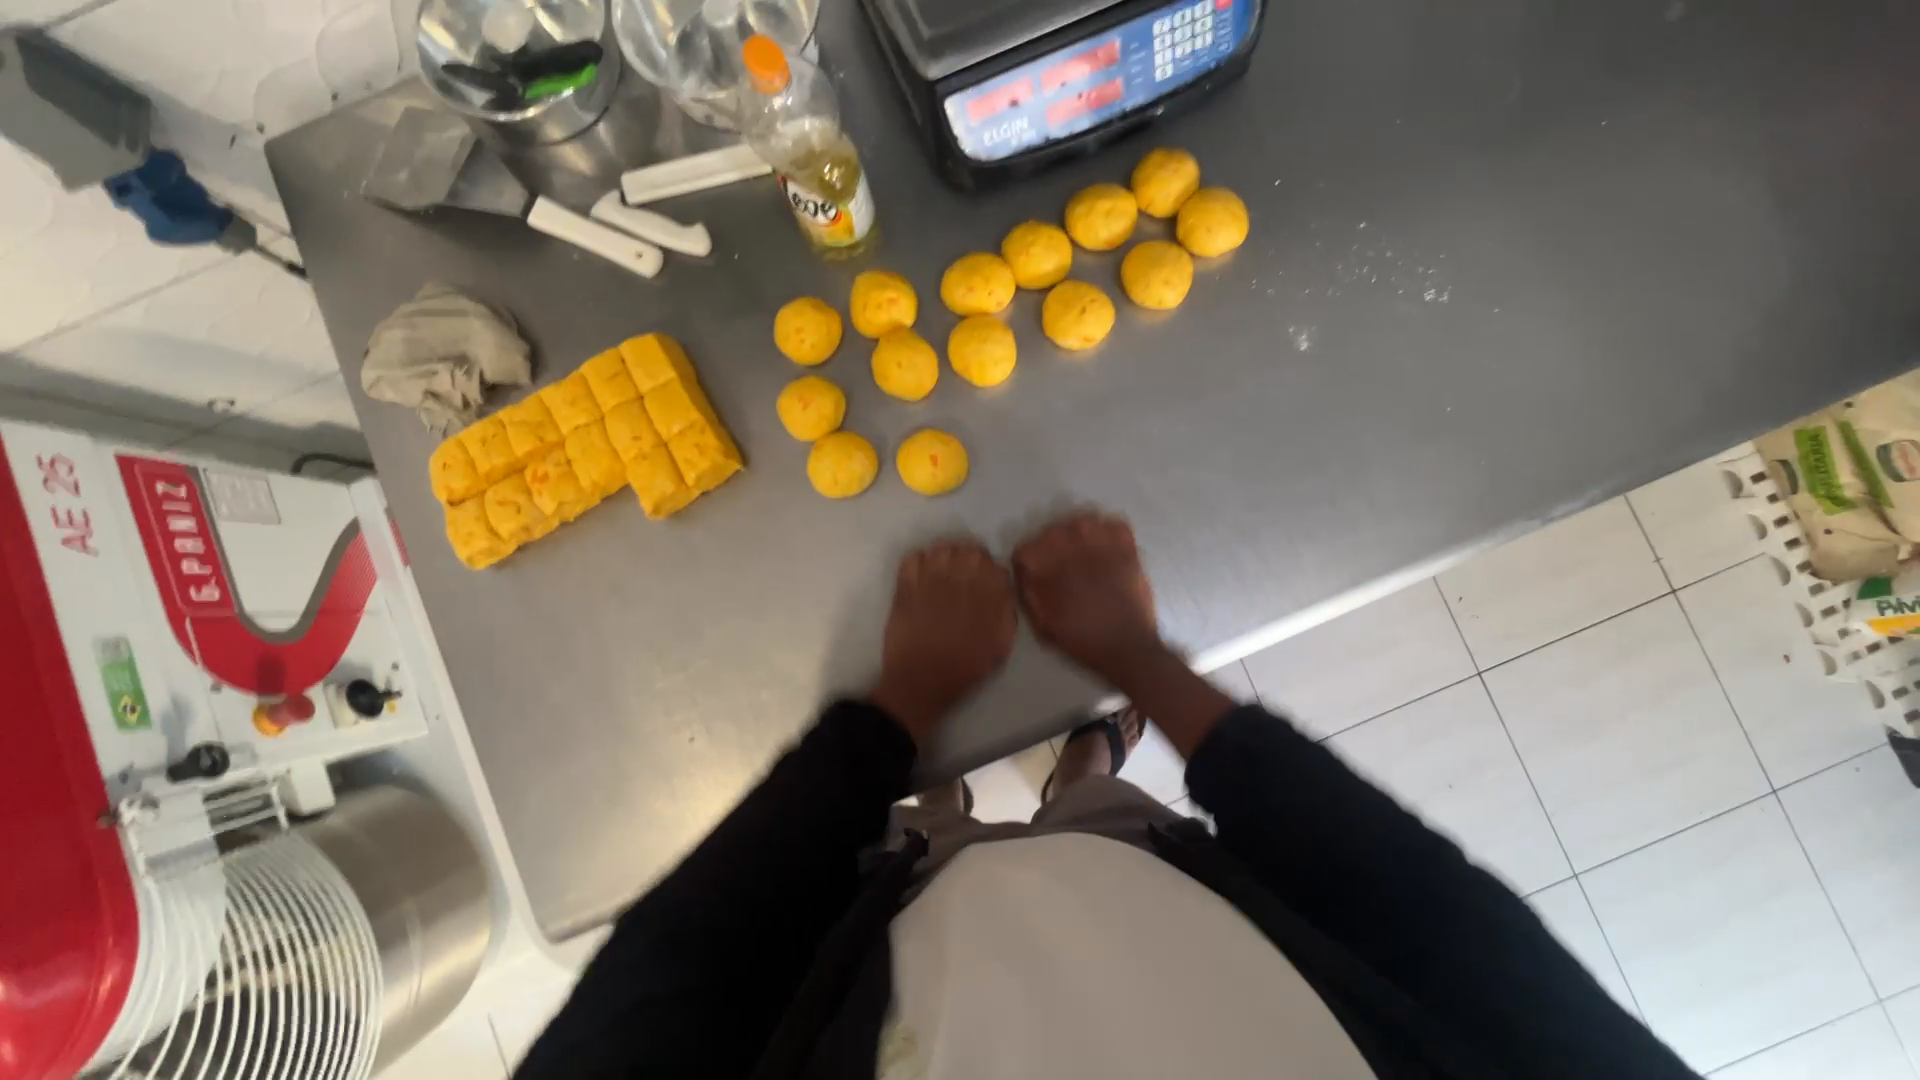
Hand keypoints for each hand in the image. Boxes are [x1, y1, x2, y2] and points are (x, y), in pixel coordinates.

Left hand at [868, 538, 1016, 743]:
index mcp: (986, 593)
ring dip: (944, 557)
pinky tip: (922, 576)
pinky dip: (919, 562)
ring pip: (940, 549)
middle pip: (967, 549)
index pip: (992, 562)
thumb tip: (1002, 586)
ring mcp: (929, 579)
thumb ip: (1005, 609)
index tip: (984, 580)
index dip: (988, 570)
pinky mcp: (905, 585)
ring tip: (943, 573)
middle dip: (967, 559)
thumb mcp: (1000, 642)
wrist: (922, 680)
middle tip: (963, 575)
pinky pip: (913, 558)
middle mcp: (959, 578)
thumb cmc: (965, 666)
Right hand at [1011, 511, 1166, 684]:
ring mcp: (1101, 541)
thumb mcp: (1042, 622)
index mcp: (1046, 565)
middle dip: (1053, 548)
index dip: (1029, 564)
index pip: (1026, 550)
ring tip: (1085, 555)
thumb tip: (1024, 571)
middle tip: (1063, 568)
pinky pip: (1113, 525)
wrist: (1127, 646)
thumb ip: (1029, 591)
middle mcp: (1070, 545)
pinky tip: (1107, 550)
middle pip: (1052, 532)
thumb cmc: (1081, 638)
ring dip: (1079, 536)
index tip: (1038, 576)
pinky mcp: (1127, 546)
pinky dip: (1108, 533)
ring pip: (1081, 522)